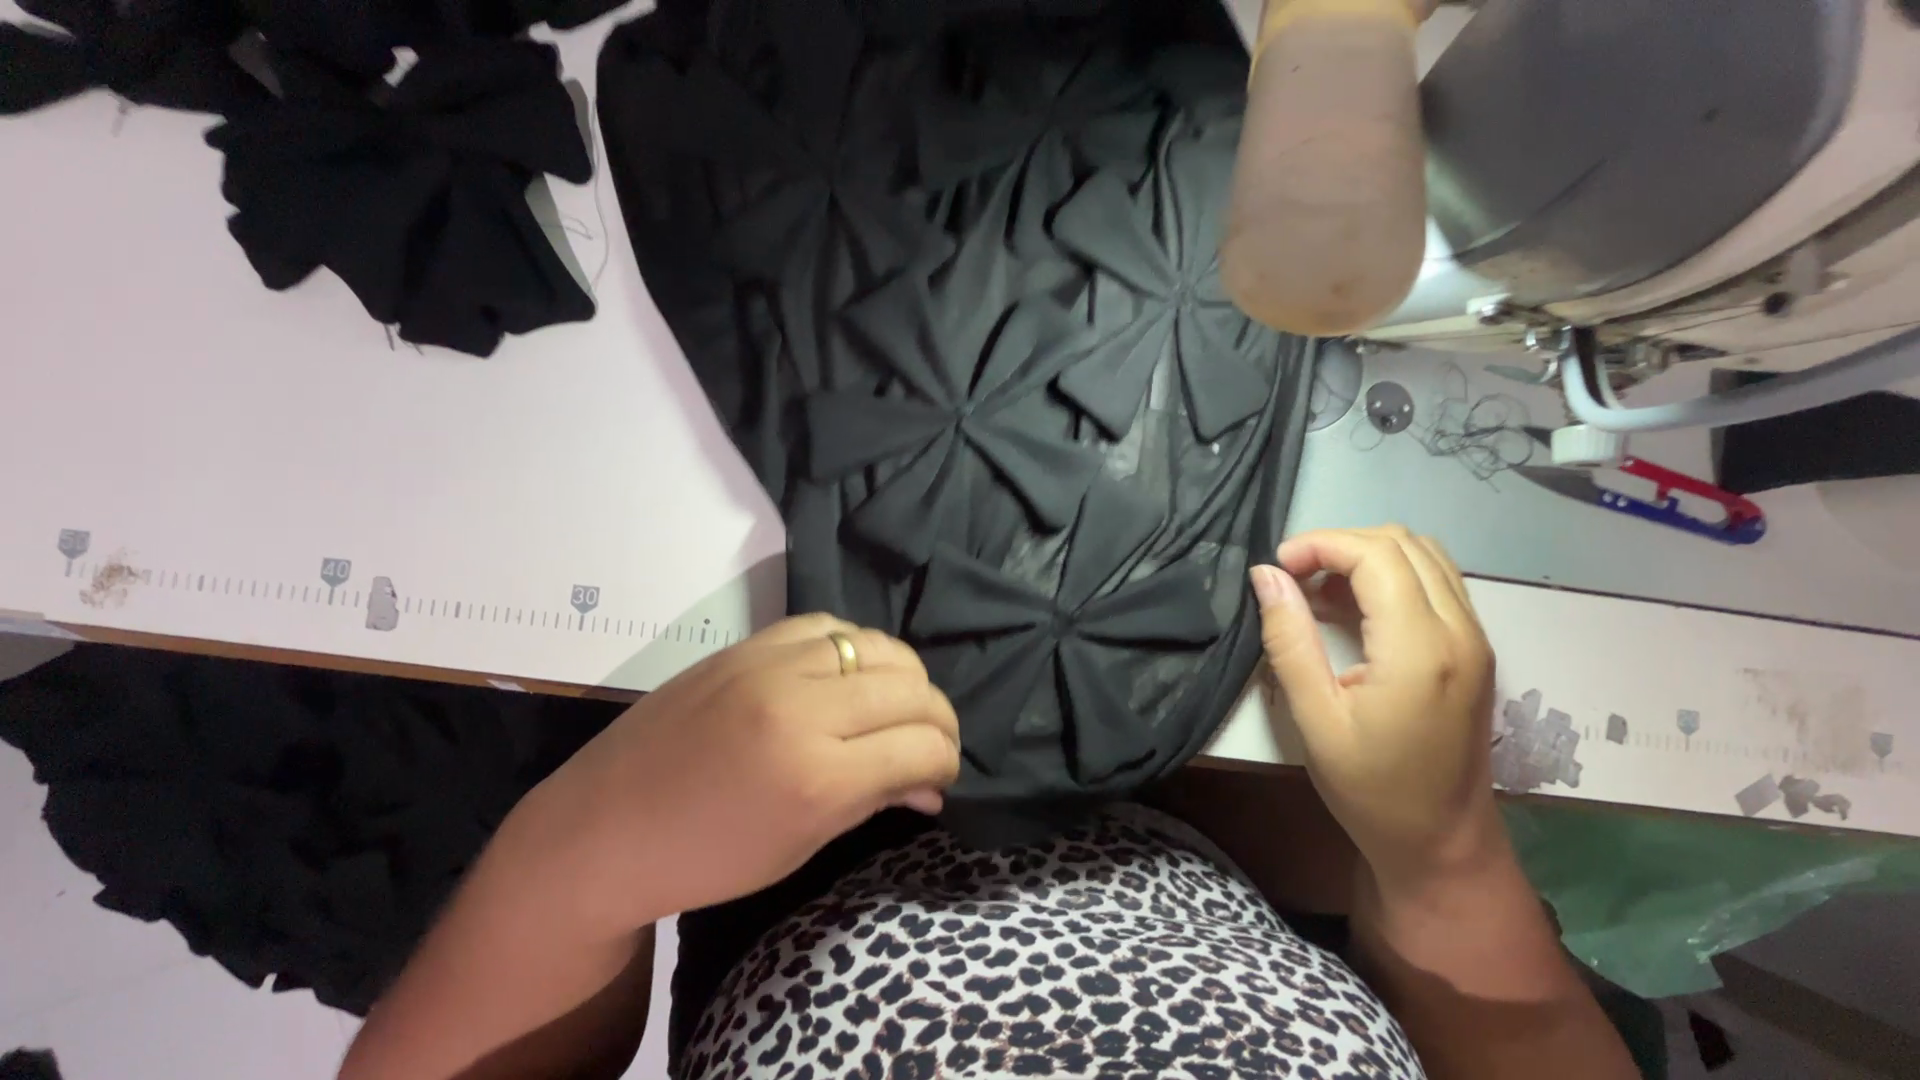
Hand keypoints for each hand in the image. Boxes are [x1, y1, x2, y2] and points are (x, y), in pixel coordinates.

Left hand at [511, 614, 960, 930]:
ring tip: (897, 708)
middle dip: (938, 722)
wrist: (601, 829)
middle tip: (929, 747)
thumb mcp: (800, 845)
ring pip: (879, 646)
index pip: (922, 748)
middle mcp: (802, 707)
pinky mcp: (746, 645)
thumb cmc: (705, 861)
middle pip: (912, 689)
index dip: (945, 765)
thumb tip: (930, 782)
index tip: (938, 779)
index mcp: (817, 777)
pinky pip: (828, 627)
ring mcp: (771, 665)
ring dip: (905, 679)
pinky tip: (850, 675)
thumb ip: (873, 800)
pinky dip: (855, 650)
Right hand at [1249, 527, 1502, 889]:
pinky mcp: (1474, 648)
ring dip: (1368, 556)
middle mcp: (1460, 631)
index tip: (1277, 568)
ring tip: (1319, 590)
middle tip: (1293, 577)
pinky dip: (1391, 576)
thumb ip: (1289, 639)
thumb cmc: (1370, 789)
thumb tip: (1266, 575)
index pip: (1376, 555)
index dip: (1321, 544)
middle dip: (1340, 544)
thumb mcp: (1314, 718)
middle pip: (1404, 543)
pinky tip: (1353, 608)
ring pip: (1425, 555)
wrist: (1441, 842)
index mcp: (1420, 649)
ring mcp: (1475, 638)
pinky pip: (1436, 582)